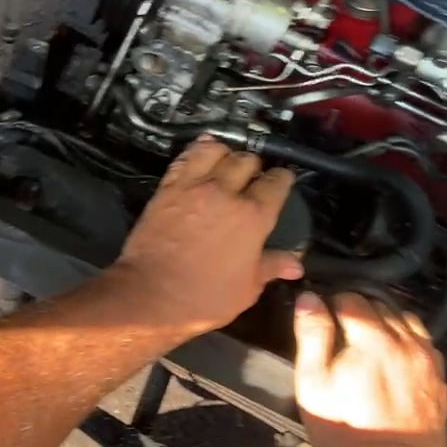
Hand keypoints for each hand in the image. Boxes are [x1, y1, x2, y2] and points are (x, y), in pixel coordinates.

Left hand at [104, 136, 302, 336]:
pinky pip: (185, 157)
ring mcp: (193, 185)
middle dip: (255, 165)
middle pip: (246, 160)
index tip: (282, 179)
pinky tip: (201, 151)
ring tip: (227, 163)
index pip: (275, 183)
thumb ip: (271, 266)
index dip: (282, 178)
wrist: (151, 293)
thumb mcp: (247, 288)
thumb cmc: (205, 297)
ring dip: (225, 153)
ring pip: (215, 150)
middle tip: (253, 176)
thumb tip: (295, 264)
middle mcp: (225, 191)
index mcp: (253, 216)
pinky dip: (196, 150)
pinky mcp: (167, 186)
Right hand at [293, 292, 446, 446]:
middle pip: (381, 304)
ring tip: (367, 341)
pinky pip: (424, 343)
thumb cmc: (344, 431)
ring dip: (385, 321)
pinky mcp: (441, 381)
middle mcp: (407, 342)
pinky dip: (406, 339)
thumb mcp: (313, 383)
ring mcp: (429, 362)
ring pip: (406, 319)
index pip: (351, 298)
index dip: (331, 303)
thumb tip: (310, 297)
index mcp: (373, 339)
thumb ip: (311, 335)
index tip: (320, 320)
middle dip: (358, 309)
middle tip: (339, 331)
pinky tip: (392, 357)